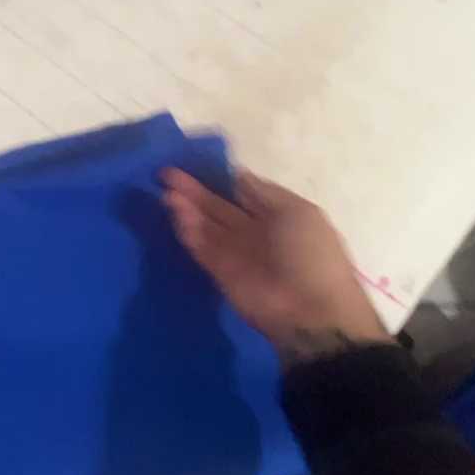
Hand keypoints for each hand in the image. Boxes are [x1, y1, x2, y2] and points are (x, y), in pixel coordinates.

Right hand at [162, 168, 390, 363]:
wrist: (309, 311)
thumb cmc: (309, 253)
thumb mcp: (295, 211)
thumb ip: (259, 191)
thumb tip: (232, 175)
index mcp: (278, 213)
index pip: (241, 189)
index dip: (218, 176)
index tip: (192, 163)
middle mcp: (254, 229)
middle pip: (218, 205)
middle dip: (194, 189)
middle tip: (165, 173)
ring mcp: (235, 250)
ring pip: (205, 223)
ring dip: (186, 206)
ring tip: (165, 191)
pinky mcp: (218, 270)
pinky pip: (199, 244)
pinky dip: (186, 228)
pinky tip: (173, 210)